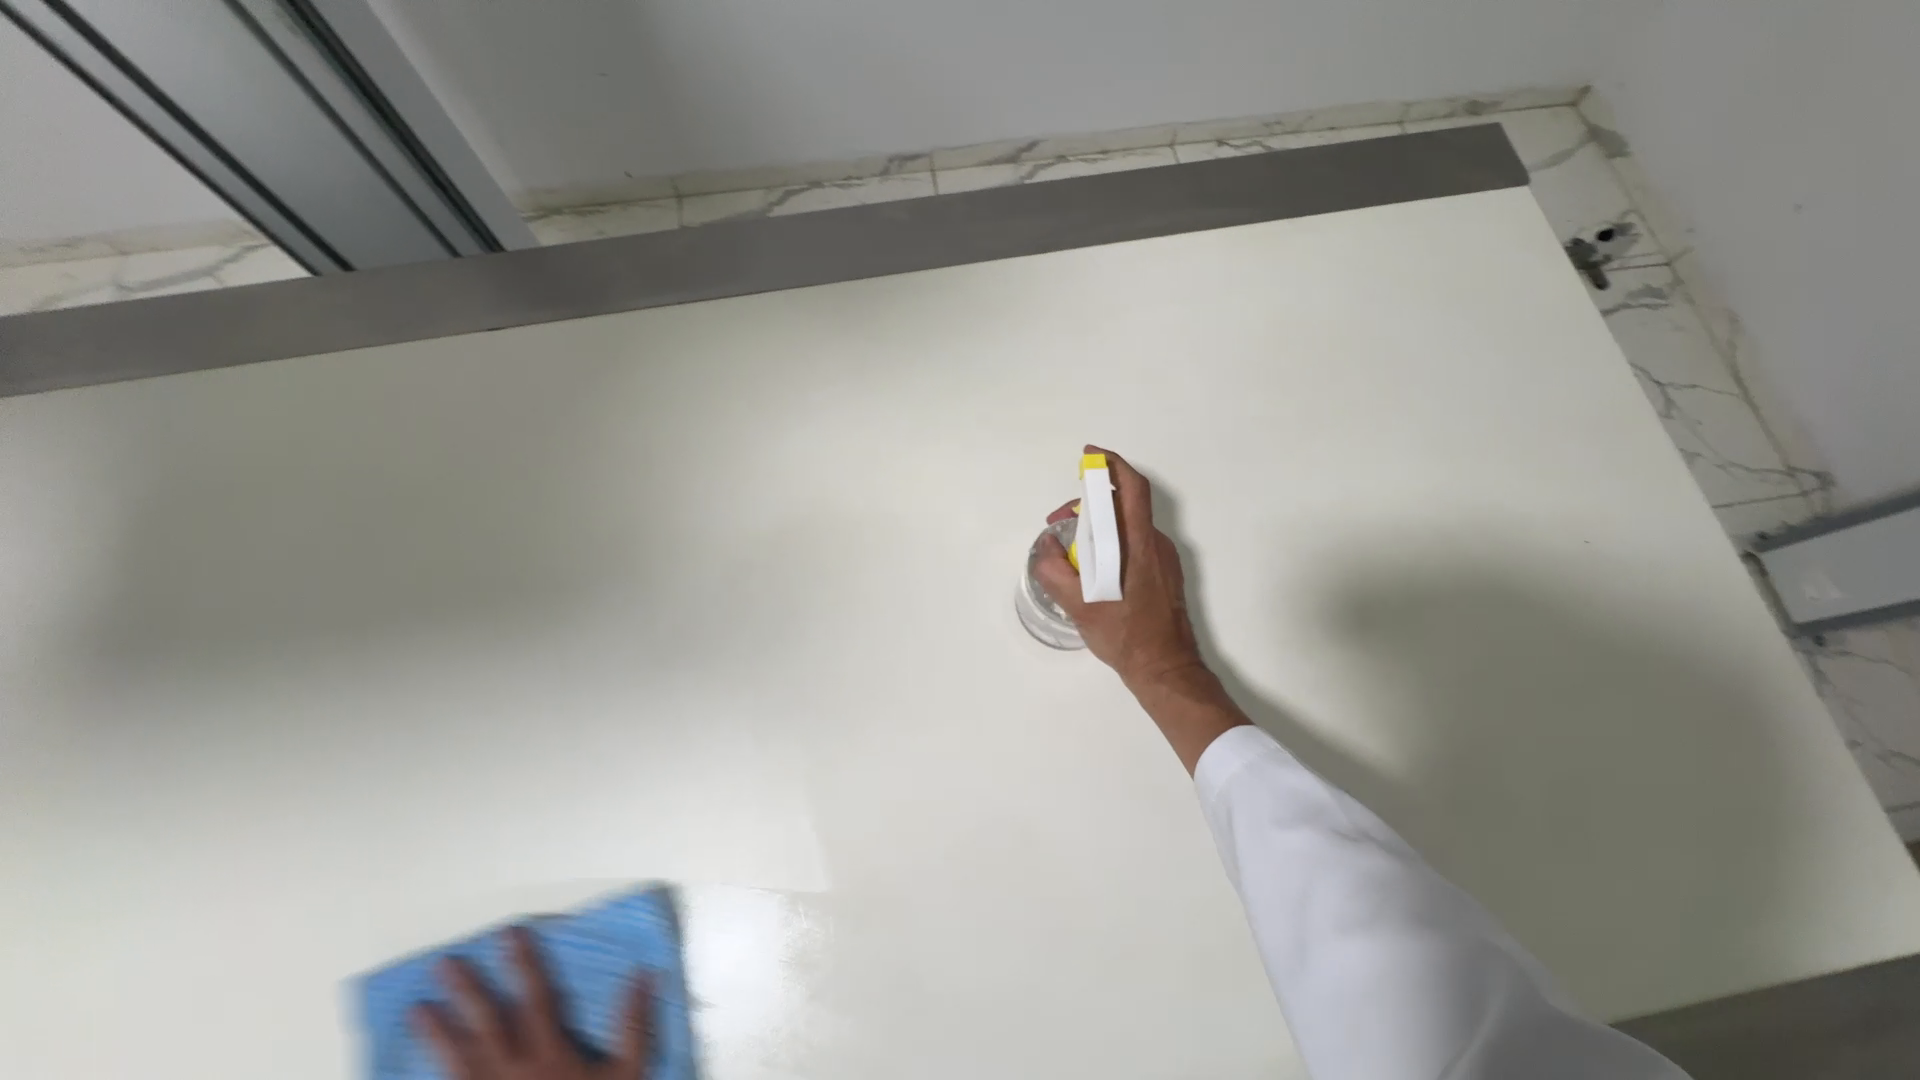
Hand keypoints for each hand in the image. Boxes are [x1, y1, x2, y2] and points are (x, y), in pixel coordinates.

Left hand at [412, 926, 653, 1079]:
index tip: (510, 935)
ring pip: (456, 1062)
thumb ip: (633, 1026)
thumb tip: (642, 975)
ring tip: (415, 1011)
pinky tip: (413, 1074)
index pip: (536, 999)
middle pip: (485, 1025)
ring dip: (435, 1035)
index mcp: (551, 1056)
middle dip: (466, 992)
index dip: (524, 964)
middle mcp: (512, 1074)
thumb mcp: (629, 1075)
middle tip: (443, 964)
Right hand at [1034, 446, 1205, 688]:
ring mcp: (1163, 560)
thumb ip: (1056, 572)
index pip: (1131, 489)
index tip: (1090, 456)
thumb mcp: (1080, 605)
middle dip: (1091, 503)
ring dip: (1100, 526)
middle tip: (1061, 520)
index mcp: (1138, 545)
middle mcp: (1155, 545)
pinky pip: (1134, 545)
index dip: (1112, 465)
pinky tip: (1093, 568)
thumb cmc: (1125, 635)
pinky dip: (1112, 543)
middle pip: (1125, 506)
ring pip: (1128, 528)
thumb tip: (1046, 547)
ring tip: (1071, 549)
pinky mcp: (1165, 575)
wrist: (1165, 668)